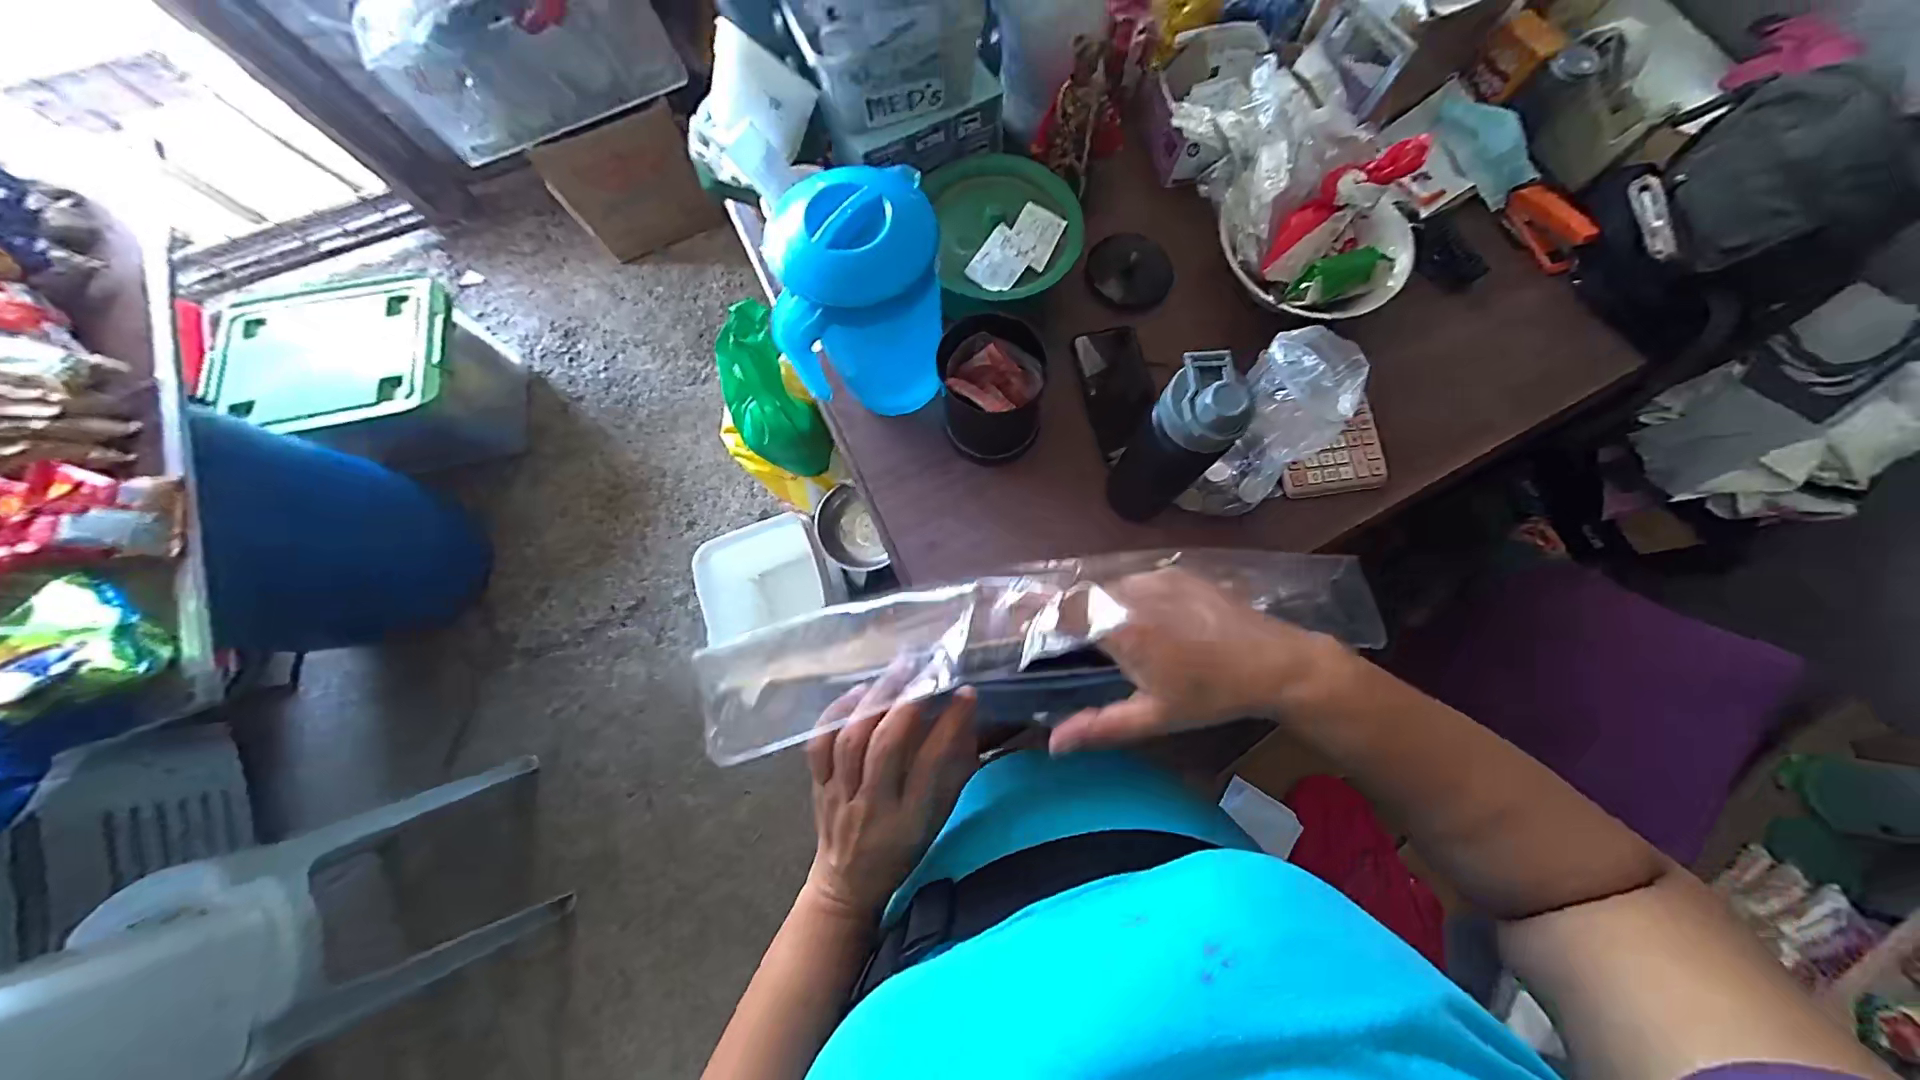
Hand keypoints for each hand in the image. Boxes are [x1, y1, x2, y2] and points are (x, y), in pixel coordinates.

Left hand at [804, 672, 978, 921]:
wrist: (846, 884)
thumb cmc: (902, 849)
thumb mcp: (936, 820)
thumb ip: (953, 772)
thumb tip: (965, 718)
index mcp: (909, 820)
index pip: (931, 764)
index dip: (949, 725)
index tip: (966, 693)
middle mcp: (872, 806)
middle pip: (885, 746)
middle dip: (906, 702)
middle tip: (925, 671)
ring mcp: (839, 796)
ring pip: (851, 740)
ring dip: (874, 700)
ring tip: (895, 673)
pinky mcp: (817, 787)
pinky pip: (819, 745)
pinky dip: (836, 713)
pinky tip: (858, 693)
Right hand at [1049, 568, 1347, 753]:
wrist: (1277, 662)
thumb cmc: (1212, 695)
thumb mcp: (1155, 717)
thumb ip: (1099, 727)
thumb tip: (1052, 745)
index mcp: (1120, 628)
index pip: (1059, 611)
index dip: (1031, 613)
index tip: (1012, 620)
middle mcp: (1131, 592)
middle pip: (1080, 596)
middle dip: (1066, 614)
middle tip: (1064, 641)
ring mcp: (1155, 576)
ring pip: (1107, 586)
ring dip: (1098, 606)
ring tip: (1108, 635)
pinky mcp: (1176, 571)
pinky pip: (1134, 580)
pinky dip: (1125, 596)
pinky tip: (1144, 621)